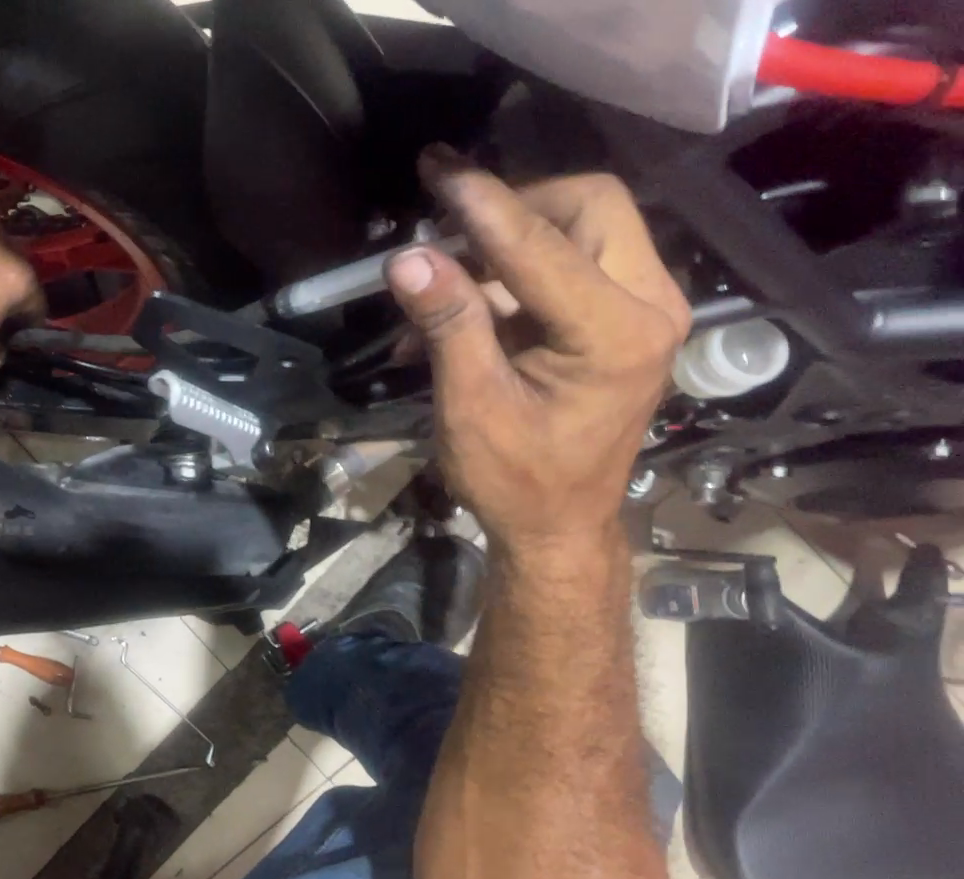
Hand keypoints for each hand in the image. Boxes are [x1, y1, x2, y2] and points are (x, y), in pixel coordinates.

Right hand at [384, 147, 690, 555]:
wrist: (558, 525)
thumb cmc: (514, 479)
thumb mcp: (471, 406)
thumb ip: (448, 324)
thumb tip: (408, 259)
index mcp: (617, 333)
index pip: (544, 243)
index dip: (484, 206)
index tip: (438, 173)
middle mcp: (651, 305)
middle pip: (589, 207)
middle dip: (512, 208)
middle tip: (445, 231)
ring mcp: (645, 308)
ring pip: (583, 228)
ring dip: (505, 242)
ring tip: (437, 280)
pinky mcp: (625, 318)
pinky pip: (571, 264)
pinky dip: (511, 274)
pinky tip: (454, 308)